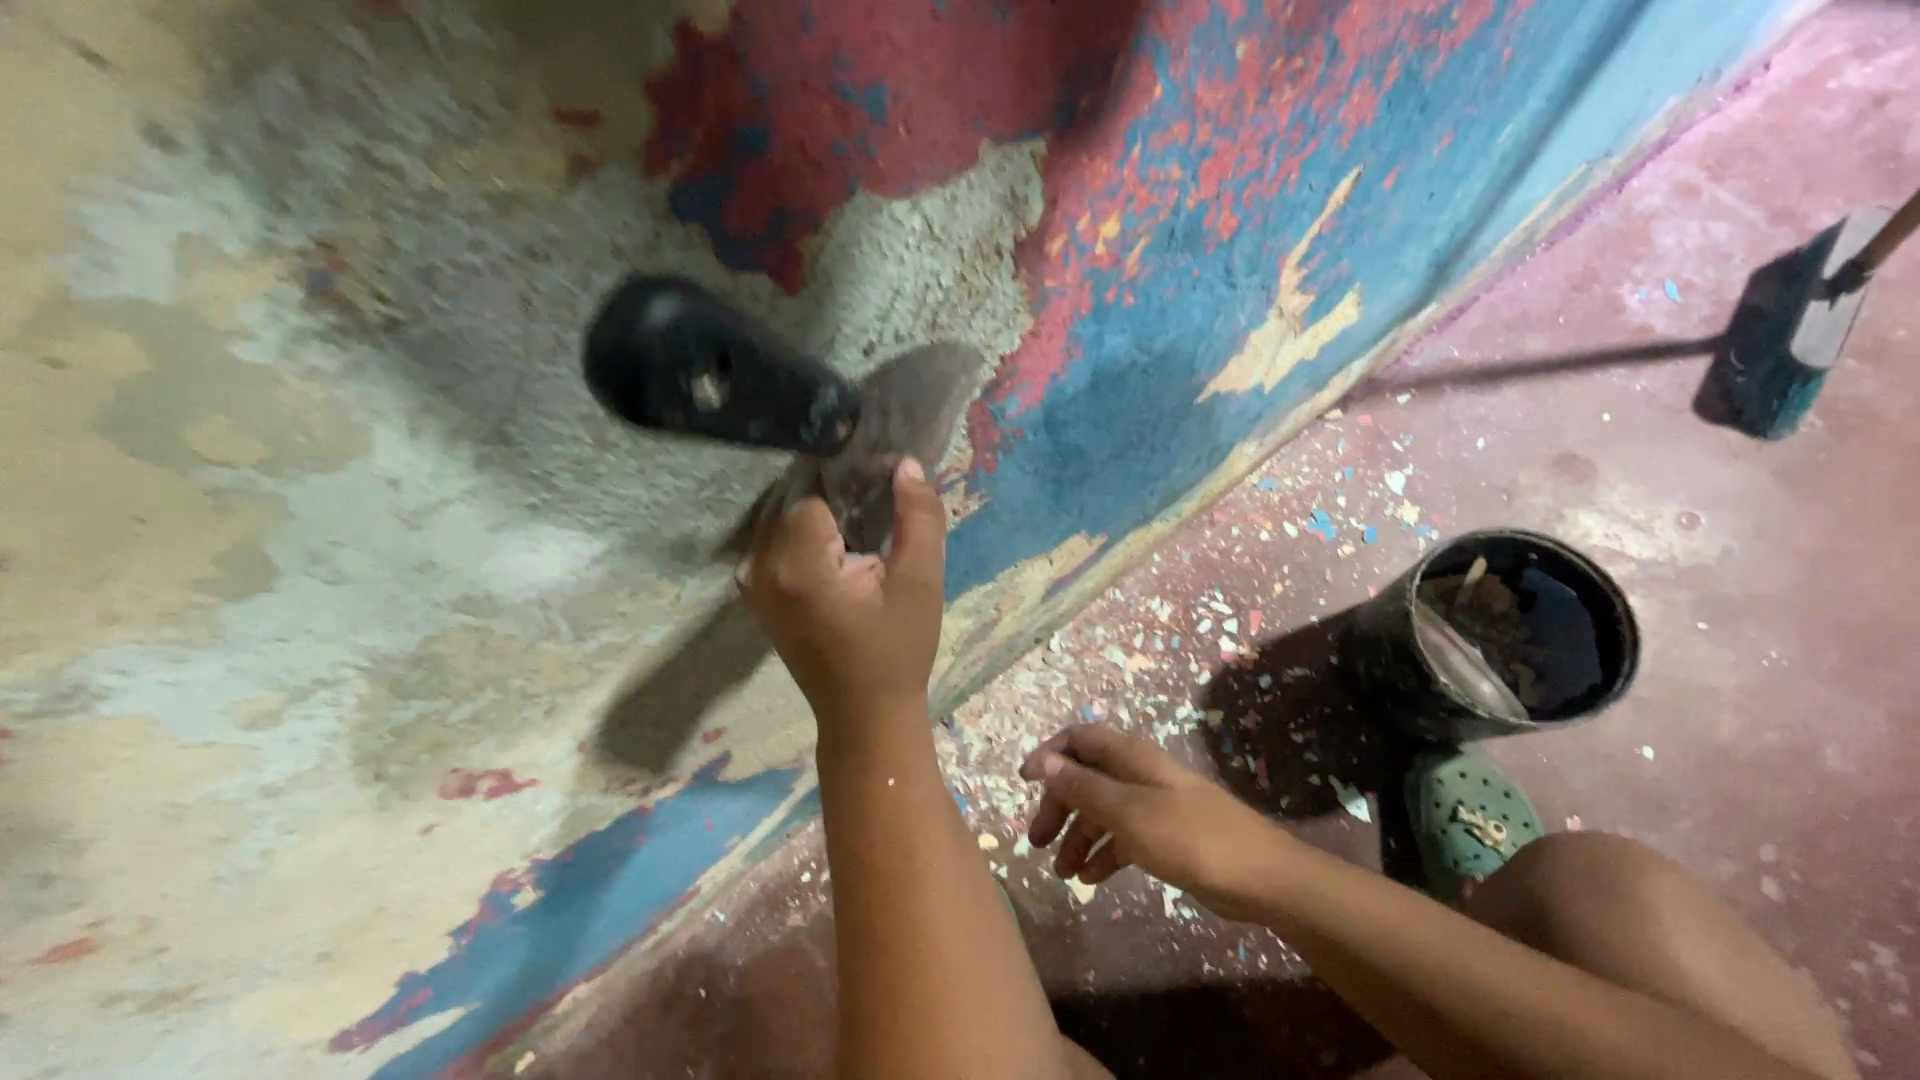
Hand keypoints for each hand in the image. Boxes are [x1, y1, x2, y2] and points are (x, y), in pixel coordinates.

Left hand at [740, 457, 946, 727]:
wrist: (864, 716)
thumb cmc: (897, 653)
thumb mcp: (920, 584)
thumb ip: (918, 518)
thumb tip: (906, 465)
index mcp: (798, 565)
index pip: (813, 489)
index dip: (848, 477)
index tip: (880, 473)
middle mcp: (762, 568)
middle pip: (792, 500)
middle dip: (832, 490)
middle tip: (876, 491)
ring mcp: (753, 585)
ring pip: (781, 518)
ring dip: (818, 510)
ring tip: (861, 514)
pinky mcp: (756, 597)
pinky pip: (775, 543)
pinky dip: (804, 533)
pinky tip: (839, 542)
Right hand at [1020, 725, 1292, 921]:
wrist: (1261, 878)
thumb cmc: (1189, 837)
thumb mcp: (1128, 812)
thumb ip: (1083, 787)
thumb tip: (1044, 761)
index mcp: (1131, 758)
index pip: (1080, 739)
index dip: (1049, 755)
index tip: (1023, 782)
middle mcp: (1139, 775)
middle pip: (1086, 779)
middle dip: (1058, 806)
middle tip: (1037, 841)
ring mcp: (1154, 806)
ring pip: (1102, 812)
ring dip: (1078, 837)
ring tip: (1062, 873)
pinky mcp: (1166, 837)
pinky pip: (1123, 838)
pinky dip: (1104, 855)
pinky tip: (1089, 880)